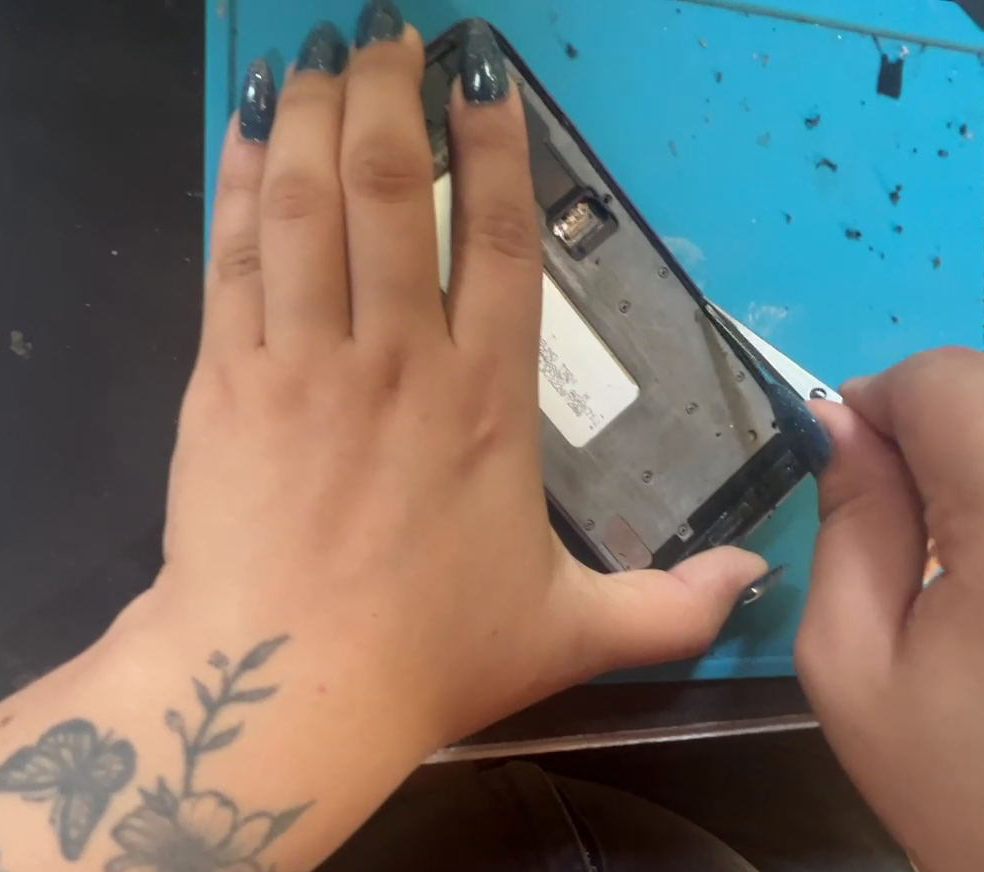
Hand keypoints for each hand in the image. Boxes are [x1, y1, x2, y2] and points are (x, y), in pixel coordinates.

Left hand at [141, 18, 763, 748]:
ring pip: (312, 205)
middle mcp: (399, 363)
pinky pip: (234, 259)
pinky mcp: (225, 384)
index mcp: (488, 407)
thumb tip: (758, 581)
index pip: (504, 244)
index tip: (486, 79)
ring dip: (321, 115)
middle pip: (398, 192)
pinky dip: (241, 183)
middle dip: (395, 95)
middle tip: (390, 32)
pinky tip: (250, 128)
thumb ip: (672, 610)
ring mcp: (304, 366)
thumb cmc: (430, 663)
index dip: (498, 149)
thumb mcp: (571, 639)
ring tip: (324, 53)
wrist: (285, 693)